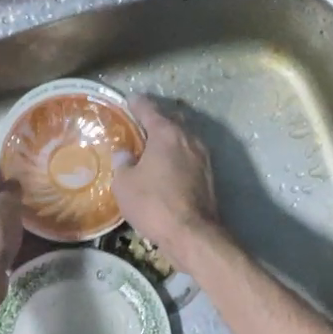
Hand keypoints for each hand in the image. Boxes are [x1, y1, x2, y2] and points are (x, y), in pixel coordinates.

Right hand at [113, 96, 220, 254]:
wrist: (192, 234)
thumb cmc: (153, 204)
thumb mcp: (125, 184)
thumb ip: (123, 164)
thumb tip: (125, 155)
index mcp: (167, 134)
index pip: (150, 110)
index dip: (138, 104)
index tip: (130, 100)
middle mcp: (189, 139)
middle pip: (172, 121)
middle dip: (157, 119)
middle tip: (141, 123)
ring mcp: (203, 158)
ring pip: (183, 140)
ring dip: (169, 139)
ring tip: (153, 146)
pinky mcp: (209, 176)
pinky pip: (189, 157)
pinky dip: (177, 156)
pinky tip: (166, 166)